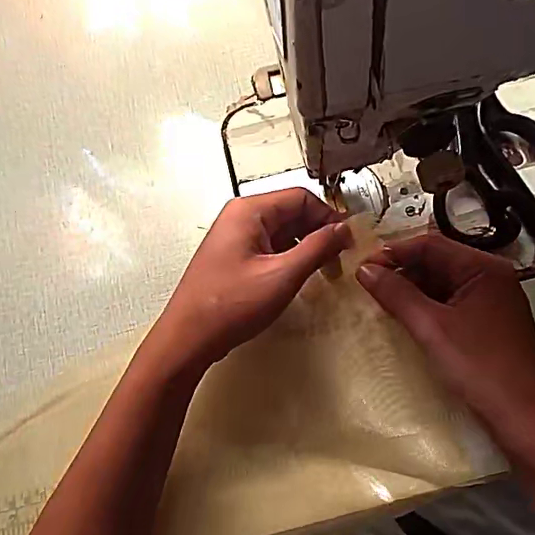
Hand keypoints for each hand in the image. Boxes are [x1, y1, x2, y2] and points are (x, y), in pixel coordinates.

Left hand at [144, 188, 350, 376]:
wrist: (189, 337)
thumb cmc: (224, 306)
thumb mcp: (283, 274)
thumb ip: (318, 248)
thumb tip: (340, 231)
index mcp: (248, 211)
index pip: (302, 197)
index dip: (329, 216)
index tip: (346, 237)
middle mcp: (240, 218)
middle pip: (293, 212)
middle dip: (319, 232)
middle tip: (339, 254)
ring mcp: (236, 238)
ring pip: (284, 231)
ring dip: (307, 247)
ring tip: (323, 268)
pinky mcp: (236, 258)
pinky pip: (271, 247)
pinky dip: (291, 258)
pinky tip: (300, 276)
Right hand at [357, 234, 534, 449]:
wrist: (523, 418)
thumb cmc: (486, 371)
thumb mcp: (432, 328)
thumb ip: (397, 294)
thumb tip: (368, 271)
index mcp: (486, 269)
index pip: (431, 244)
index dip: (394, 252)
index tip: (364, 267)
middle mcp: (492, 279)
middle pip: (438, 261)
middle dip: (402, 272)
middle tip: (369, 286)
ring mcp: (492, 302)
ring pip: (443, 284)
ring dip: (412, 291)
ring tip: (383, 304)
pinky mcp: (488, 324)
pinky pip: (451, 304)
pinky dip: (427, 309)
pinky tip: (407, 321)